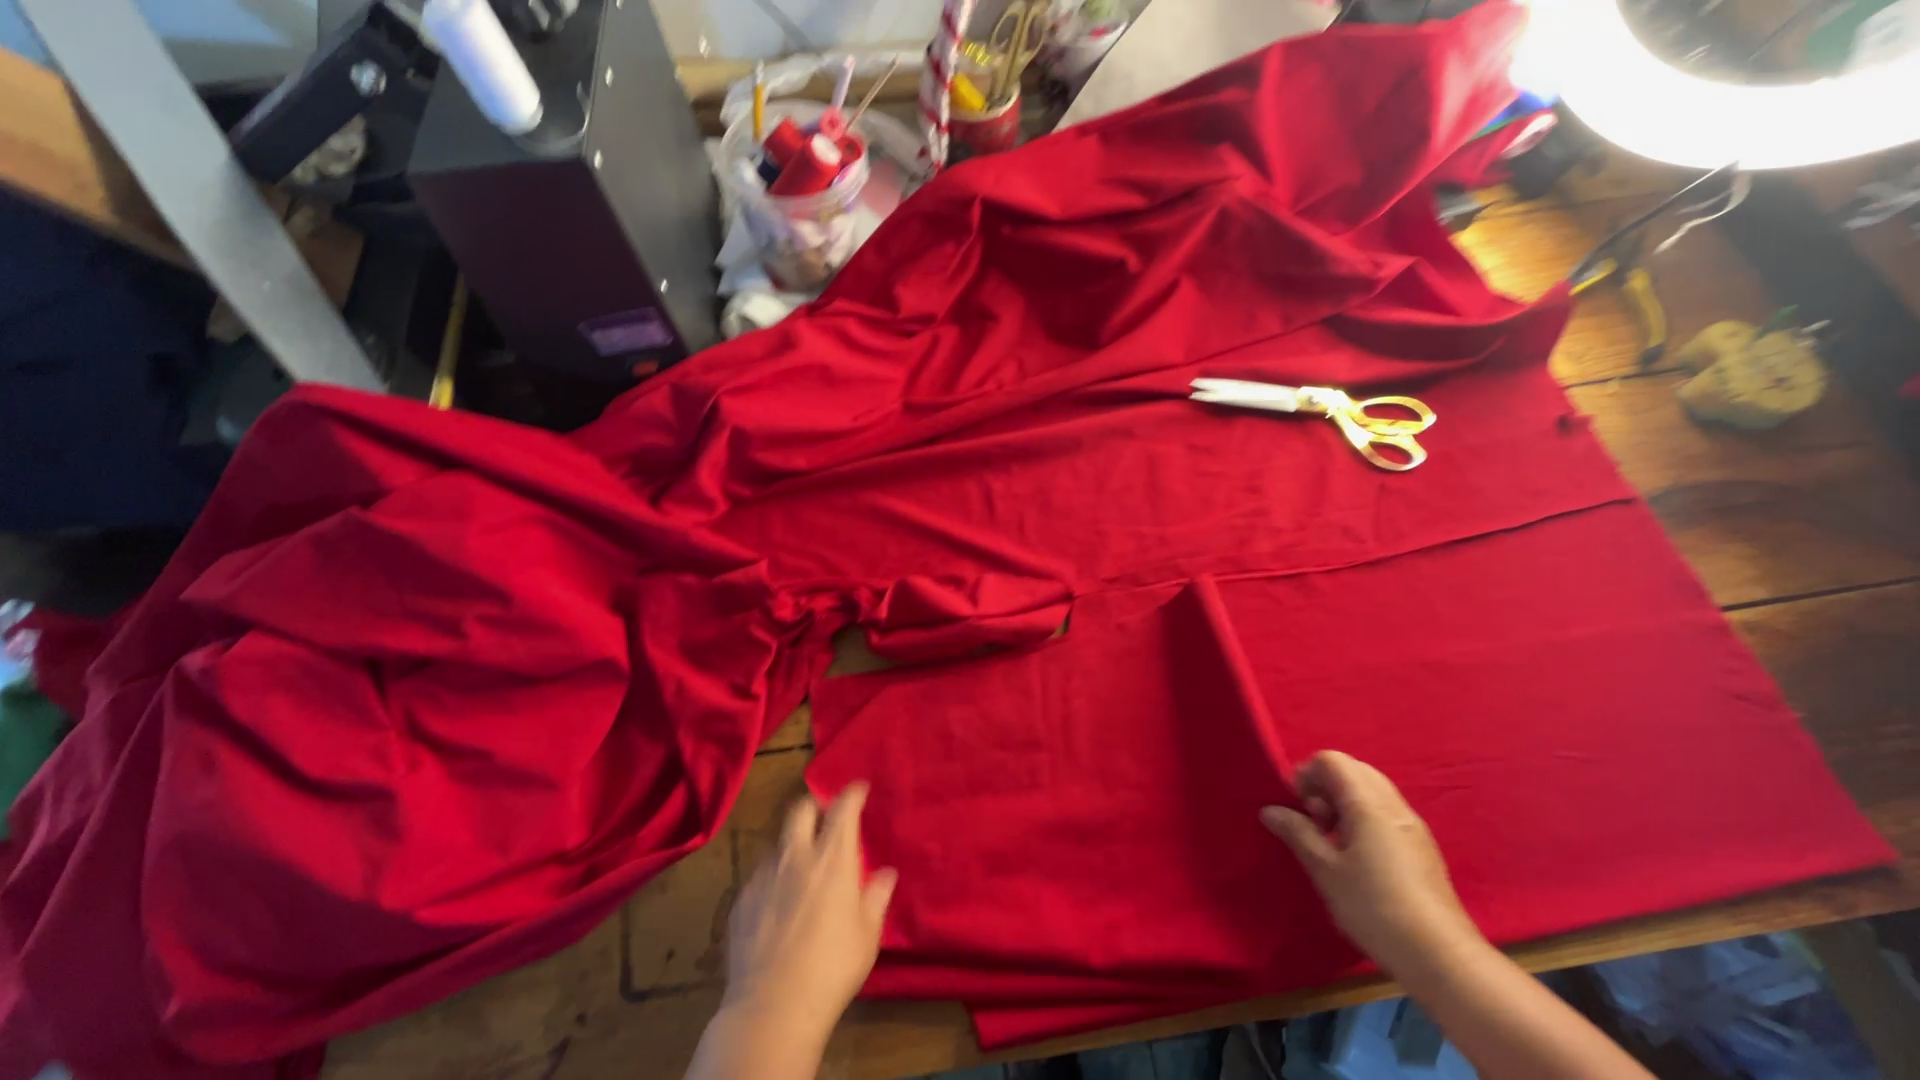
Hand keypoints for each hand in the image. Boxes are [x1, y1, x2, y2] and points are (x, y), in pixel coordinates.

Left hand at [721, 782, 897, 1042]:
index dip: (851, 794)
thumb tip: (884, 874)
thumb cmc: (833, 968)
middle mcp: (796, 858)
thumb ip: (875, 897)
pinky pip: (759, 875)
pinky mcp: (740, 900)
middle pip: (800, 811)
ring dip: (792, 844)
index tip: (858, 788)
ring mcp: (763, 876)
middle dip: (814, 806)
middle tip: (824, 817)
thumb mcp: (867, 935)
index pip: (842, 810)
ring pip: (777, 844)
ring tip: (801, 865)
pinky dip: (773, 876)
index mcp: (833, 860)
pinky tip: (777, 901)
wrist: (773, 1005)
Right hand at [1260, 751, 1482, 976]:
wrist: (1438, 953)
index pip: (1332, 760)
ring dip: (1344, 803)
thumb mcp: (1325, 870)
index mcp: (1368, 804)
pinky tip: (1356, 858)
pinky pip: (1386, 812)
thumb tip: (1271, 809)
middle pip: (1354, 770)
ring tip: (1332, 843)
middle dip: (1325, 787)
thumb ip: (1297, 832)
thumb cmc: (1373, 906)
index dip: (1306, 775)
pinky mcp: (1421, 846)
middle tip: (1314, 824)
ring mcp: (1412, 825)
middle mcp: (1394, 805)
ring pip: (1371, 791)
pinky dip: (1363, 819)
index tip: (1297, 809)